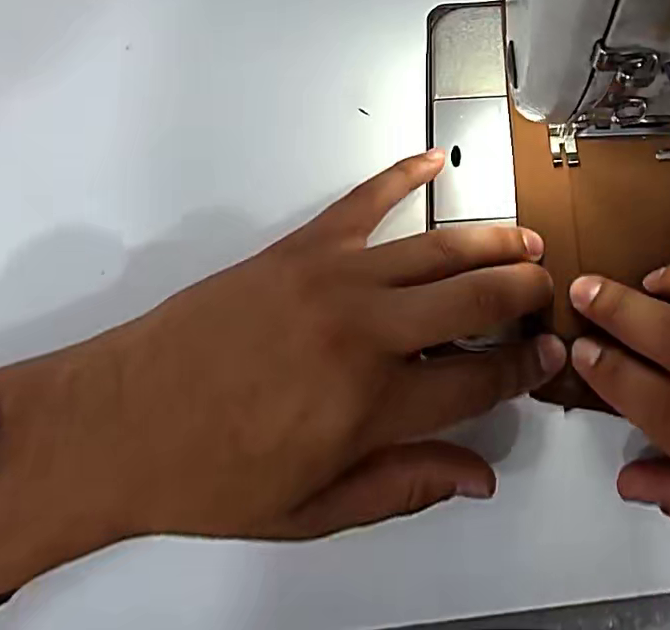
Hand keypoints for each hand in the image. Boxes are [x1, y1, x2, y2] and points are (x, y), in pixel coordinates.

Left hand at [0, 150, 563, 594]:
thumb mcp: (312, 510)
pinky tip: (434, 158)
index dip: (525, 366)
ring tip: (527, 240)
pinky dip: (404, 174)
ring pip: (439, 248)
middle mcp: (367, 332)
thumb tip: (482, 477)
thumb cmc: (215, 476)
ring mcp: (337, 278)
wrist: (118, 422)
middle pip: (476, 298)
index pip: (479, 379)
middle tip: (551, 287)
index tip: (551, 353)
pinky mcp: (304, 245)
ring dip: (492, 241)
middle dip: (526, 291)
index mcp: (373, 404)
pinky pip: (366, 199)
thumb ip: (404, 487)